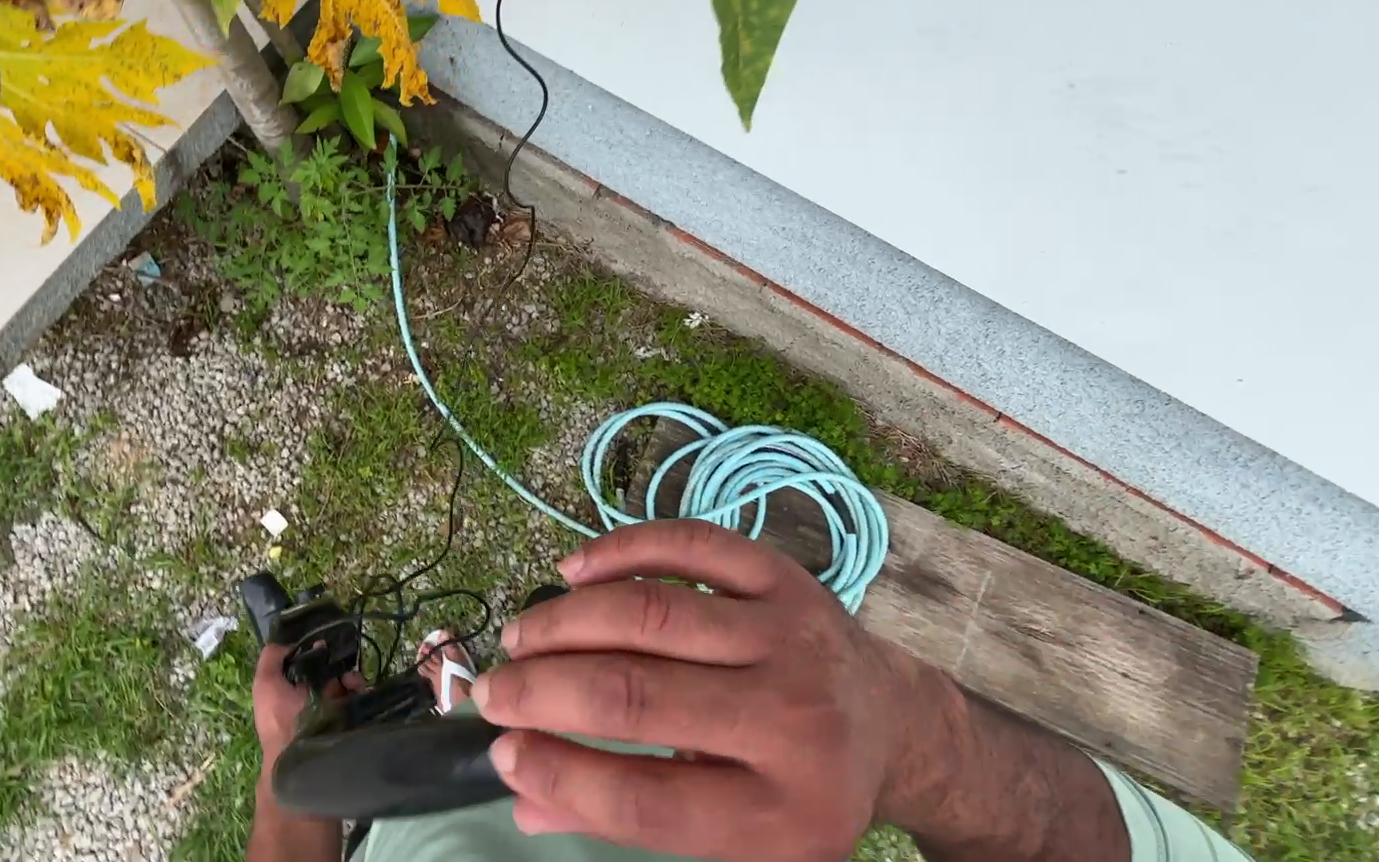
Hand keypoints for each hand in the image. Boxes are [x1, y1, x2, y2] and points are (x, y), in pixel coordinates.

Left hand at [252, 644, 361, 769]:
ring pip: (346, 683)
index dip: (313, 653)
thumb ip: (271, 658)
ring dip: (349, 674)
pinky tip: (355, 685)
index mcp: (291, 693)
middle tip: (338, 655)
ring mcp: (332, 711)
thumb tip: (291, 644)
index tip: (320, 643)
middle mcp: (312, 700)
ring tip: (349, 677)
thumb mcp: (264, 683)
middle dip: (335, 661)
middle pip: (329, 672)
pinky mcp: (350, 718)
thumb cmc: (279, 717)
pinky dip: (359, 686)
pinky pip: (359, 696)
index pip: (306, 667)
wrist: (299, 755)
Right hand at [471, 521, 935, 860]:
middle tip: (490, 687)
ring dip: (567, 621)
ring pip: (651, 614)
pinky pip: (688, 544)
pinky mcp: (782, 574)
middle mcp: (791, 721)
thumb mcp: (733, 833)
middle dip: (542, 689)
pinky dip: (621, 550)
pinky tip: (572, 571)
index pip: (646, 800)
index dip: (558, 774)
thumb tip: (522, 797)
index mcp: (781, 816)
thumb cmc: (795, 786)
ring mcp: (788, 635)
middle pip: (638, 695)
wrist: (888, 721)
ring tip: (518, 635)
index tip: (500, 750)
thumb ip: (628, 813)